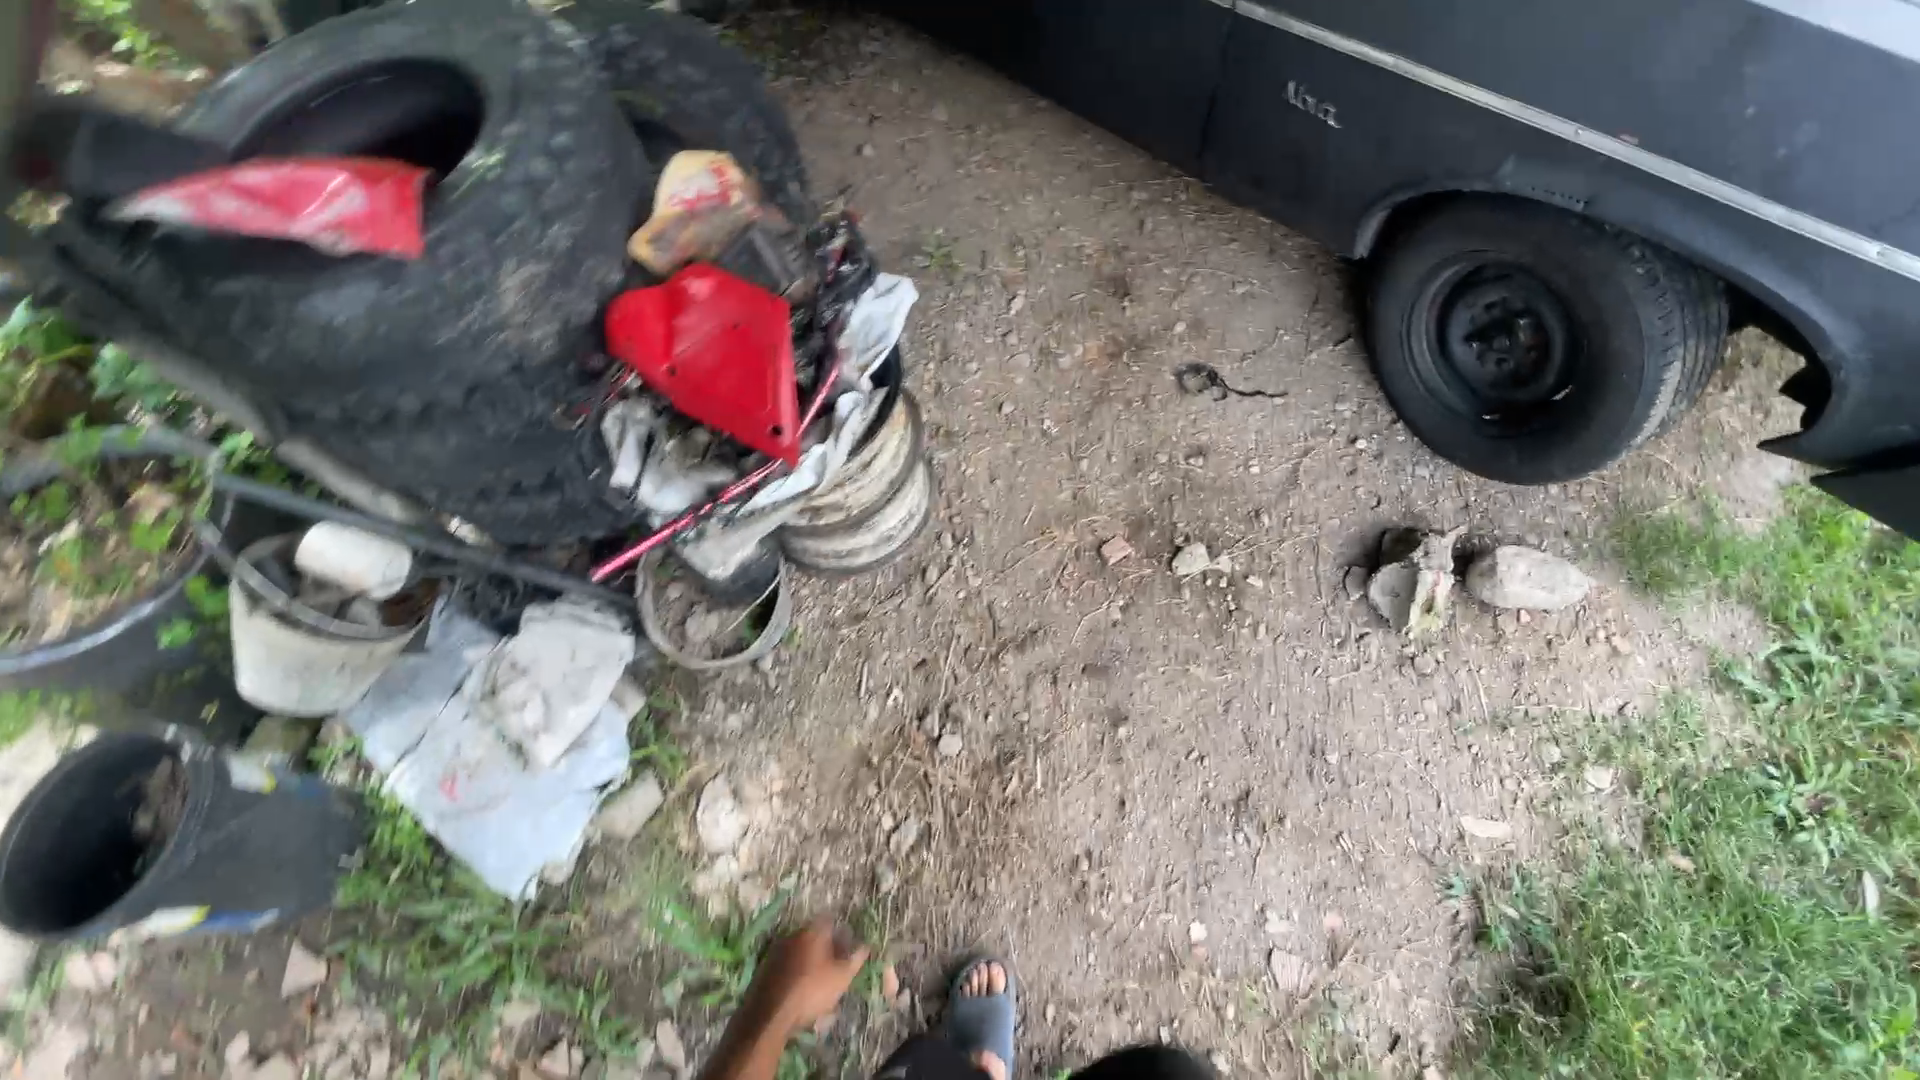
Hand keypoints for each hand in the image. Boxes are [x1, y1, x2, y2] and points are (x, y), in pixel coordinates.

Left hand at [747, 918, 870, 1033]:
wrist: (770, 1016)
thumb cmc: (811, 991)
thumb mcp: (842, 977)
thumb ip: (856, 959)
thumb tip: (865, 945)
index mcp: (812, 931)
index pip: (830, 920)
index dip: (840, 931)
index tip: (847, 945)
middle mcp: (793, 934)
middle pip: (814, 935)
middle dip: (826, 947)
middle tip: (835, 966)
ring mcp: (776, 951)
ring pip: (800, 951)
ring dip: (810, 961)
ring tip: (819, 982)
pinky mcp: (765, 968)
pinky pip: (787, 965)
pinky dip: (796, 972)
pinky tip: (801, 990)